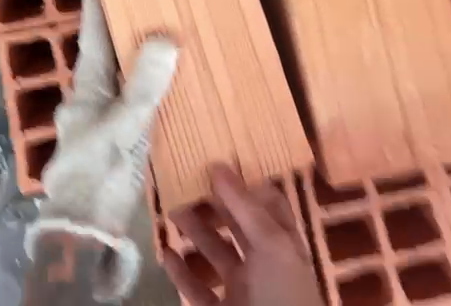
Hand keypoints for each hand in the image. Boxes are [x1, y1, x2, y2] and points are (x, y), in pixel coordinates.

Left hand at [26, 0, 179, 301]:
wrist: (83, 232)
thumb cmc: (101, 172)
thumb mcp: (127, 124)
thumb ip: (145, 84)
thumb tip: (163, 38)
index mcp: (85, 90)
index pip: (90, 40)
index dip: (93, 12)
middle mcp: (82, 105)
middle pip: (98, 63)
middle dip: (112, 40)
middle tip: (134, 15)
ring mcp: (88, 130)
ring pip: (108, 89)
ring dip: (123, 72)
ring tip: (148, 57)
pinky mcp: (101, 153)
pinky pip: (118, 113)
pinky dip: (131, 101)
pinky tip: (147, 107)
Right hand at [161, 166, 326, 305]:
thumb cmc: (281, 295)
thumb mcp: (271, 245)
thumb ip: (244, 206)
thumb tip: (218, 165)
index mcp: (283, 244)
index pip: (267, 203)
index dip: (246, 182)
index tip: (218, 159)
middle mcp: (264, 264)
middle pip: (236, 225)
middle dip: (212, 203)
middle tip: (184, 179)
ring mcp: (241, 291)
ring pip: (214, 253)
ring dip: (193, 232)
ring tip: (170, 209)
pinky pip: (196, 289)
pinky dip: (181, 272)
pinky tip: (166, 253)